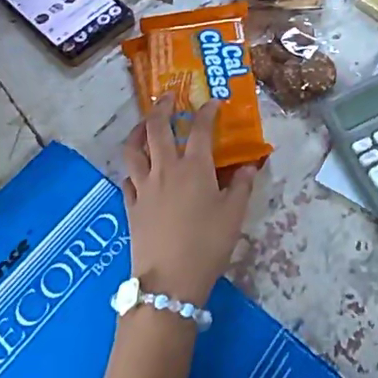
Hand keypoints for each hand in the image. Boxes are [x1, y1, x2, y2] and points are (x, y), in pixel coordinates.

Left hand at [120, 99, 259, 306]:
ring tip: (143, 125)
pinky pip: (126, 178)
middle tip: (168, 97)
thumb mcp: (234, 215)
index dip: (207, 112)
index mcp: (194, 168)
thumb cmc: (208, 245)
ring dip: (137, 131)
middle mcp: (165, 169)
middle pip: (157, 129)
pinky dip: (132, 168)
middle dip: (162, 108)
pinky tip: (137, 169)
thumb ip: (242, 187)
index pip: (200, 129)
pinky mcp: (130, 205)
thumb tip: (250, 166)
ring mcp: (143, 187)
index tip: (213, 102)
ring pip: (133, 149)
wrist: (170, 280)